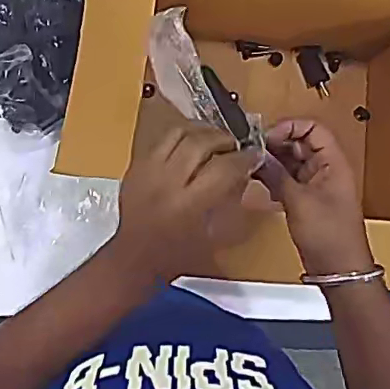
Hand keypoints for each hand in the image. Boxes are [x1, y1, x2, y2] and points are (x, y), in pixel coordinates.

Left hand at [112, 122, 261, 281]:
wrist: (134, 256)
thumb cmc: (178, 254)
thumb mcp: (213, 236)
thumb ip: (230, 202)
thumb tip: (244, 173)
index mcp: (189, 205)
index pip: (224, 168)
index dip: (245, 158)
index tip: (255, 156)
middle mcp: (167, 182)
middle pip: (201, 143)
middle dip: (225, 139)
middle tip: (235, 146)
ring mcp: (148, 171)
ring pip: (179, 133)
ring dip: (202, 132)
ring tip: (214, 139)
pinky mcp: (136, 166)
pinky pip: (162, 139)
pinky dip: (181, 136)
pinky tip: (191, 143)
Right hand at [261, 119, 373, 274]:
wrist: (338, 269)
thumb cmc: (329, 235)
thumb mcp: (299, 201)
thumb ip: (277, 175)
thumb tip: (258, 155)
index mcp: (333, 162)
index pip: (313, 128)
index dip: (289, 127)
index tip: (267, 137)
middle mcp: (325, 168)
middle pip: (299, 142)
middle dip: (275, 143)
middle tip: (252, 150)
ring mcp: (315, 183)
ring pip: (291, 160)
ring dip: (272, 160)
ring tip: (251, 164)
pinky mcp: (305, 198)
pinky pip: (287, 178)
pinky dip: (273, 176)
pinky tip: (258, 181)